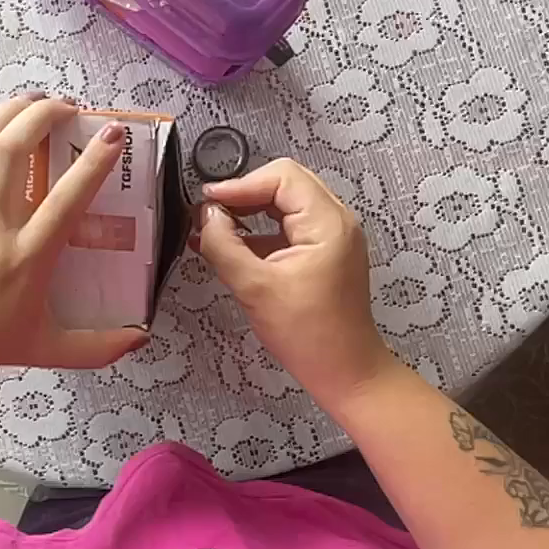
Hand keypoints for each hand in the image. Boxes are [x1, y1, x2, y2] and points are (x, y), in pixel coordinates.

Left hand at [0, 92, 147, 381]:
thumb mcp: (48, 349)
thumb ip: (98, 347)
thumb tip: (141, 339)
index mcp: (28, 259)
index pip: (66, 200)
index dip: (92, 162)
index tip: (112, 134)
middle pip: (14, 152)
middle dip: (43, 115)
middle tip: (66, 107)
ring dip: (7, 111)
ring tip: (32, 99)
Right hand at [194, 158, 398, 406]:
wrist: (344, 371)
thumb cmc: (307, 334)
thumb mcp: (254, 288)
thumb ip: (224, 245)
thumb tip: (205, 216)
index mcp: (327, 223)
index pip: (281, 177)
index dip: (240, 185)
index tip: (208, 203)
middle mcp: (335, 221)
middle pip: (284, 183)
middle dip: (243, 194)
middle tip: (209, 214)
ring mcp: (330, 236)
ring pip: (283, 203)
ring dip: (248, 211)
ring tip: (213, 228)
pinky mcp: (322, 252)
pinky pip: (286, 225)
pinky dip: (258, 229)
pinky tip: (229, 245)